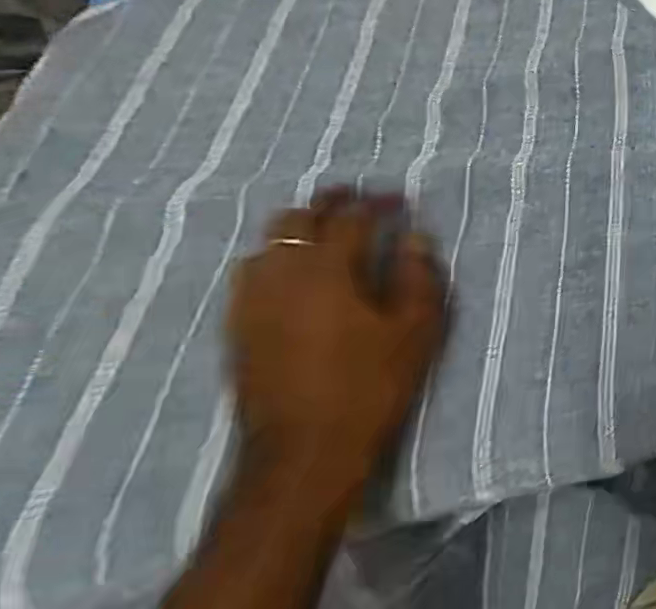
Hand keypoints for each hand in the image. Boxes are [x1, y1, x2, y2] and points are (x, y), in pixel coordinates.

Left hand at [227, 188, 443, 498]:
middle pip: (298, 217)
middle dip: (330, 203)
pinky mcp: (237, 329)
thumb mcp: (415, 330)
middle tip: (359, 203)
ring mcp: (252, 302)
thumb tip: (414, 238)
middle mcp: (282, 274)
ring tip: (327, 236)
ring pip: (268, 242)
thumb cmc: (369, 386)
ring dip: (299, 229)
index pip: (352, 216)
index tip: (400, 202)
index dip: (378, 202)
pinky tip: (296, 276)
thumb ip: (417, 276)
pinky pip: (251, 273)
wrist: (303, 454)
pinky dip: (276, 259)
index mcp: (328, 269)